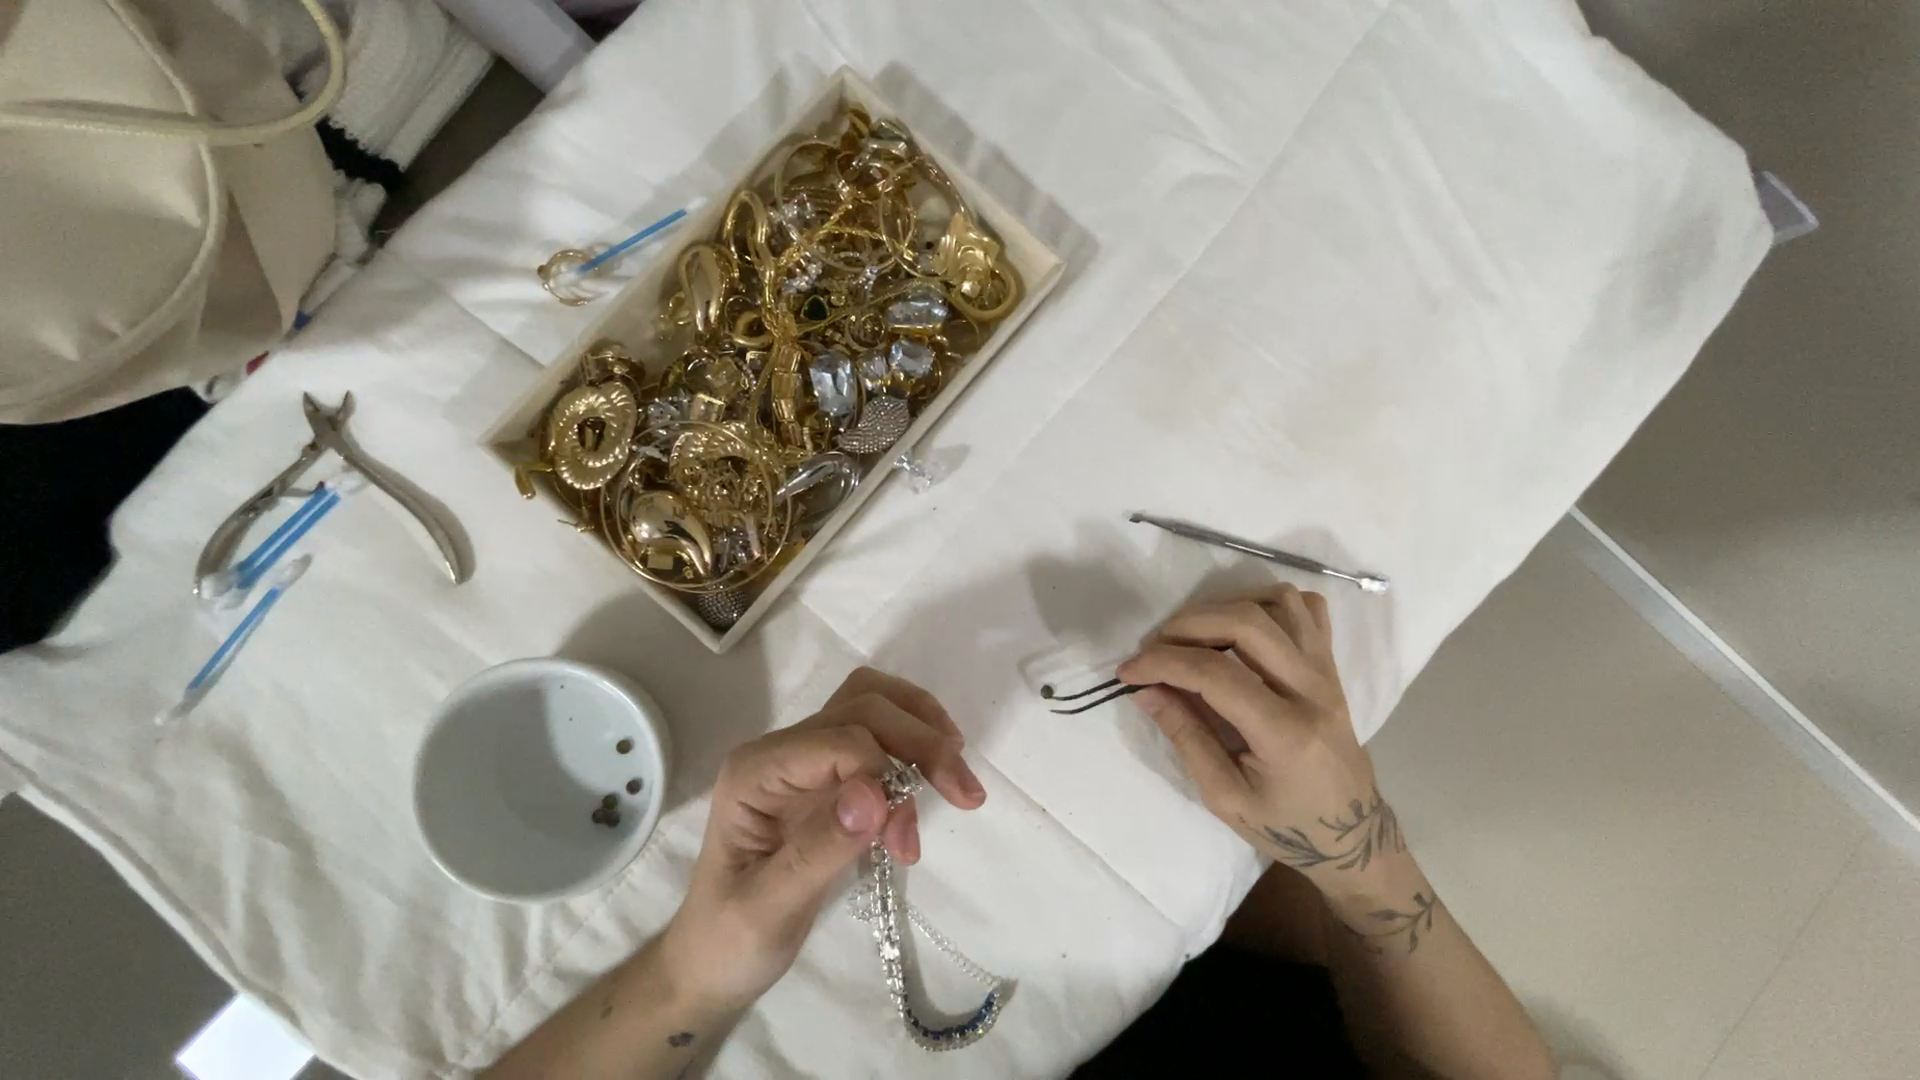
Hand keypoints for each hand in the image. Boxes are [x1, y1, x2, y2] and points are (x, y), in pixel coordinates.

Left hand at [659, 668, 986, 1010]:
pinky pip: (877, 738)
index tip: (900, 836)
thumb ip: (819, 850)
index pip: (837, 739)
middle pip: (863, 706)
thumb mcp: (767, 909)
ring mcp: (804, 759)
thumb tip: (876, 793)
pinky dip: (912, 752)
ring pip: (872, 705)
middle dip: (920, 740)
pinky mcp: (826, 774)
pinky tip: (929, 792)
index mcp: (756, 771)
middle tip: (964, 792)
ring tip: (957, 780)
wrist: (713, 960)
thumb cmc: (730, 940)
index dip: (882, 771)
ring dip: (921, 731)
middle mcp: (780, 751)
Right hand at [1120, 586, 1412, 908]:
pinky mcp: (1333, 666)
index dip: (1162, 663)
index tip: (1128, 671)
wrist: (1351, 836)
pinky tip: (1240, 627)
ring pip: (1279, 603)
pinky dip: (1269, 603)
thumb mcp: (1225, 797)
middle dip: (1187, 625)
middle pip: (1246, 623)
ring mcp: (1328, 673)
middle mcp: (1313, 691)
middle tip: (1155, 648)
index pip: (1215, 673)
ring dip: (1226, 607)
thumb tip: (1145, 690)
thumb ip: (1186, 737)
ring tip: (1194, 635)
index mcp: (1285, 733)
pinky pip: (1307, 609)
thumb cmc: (1285, 826)